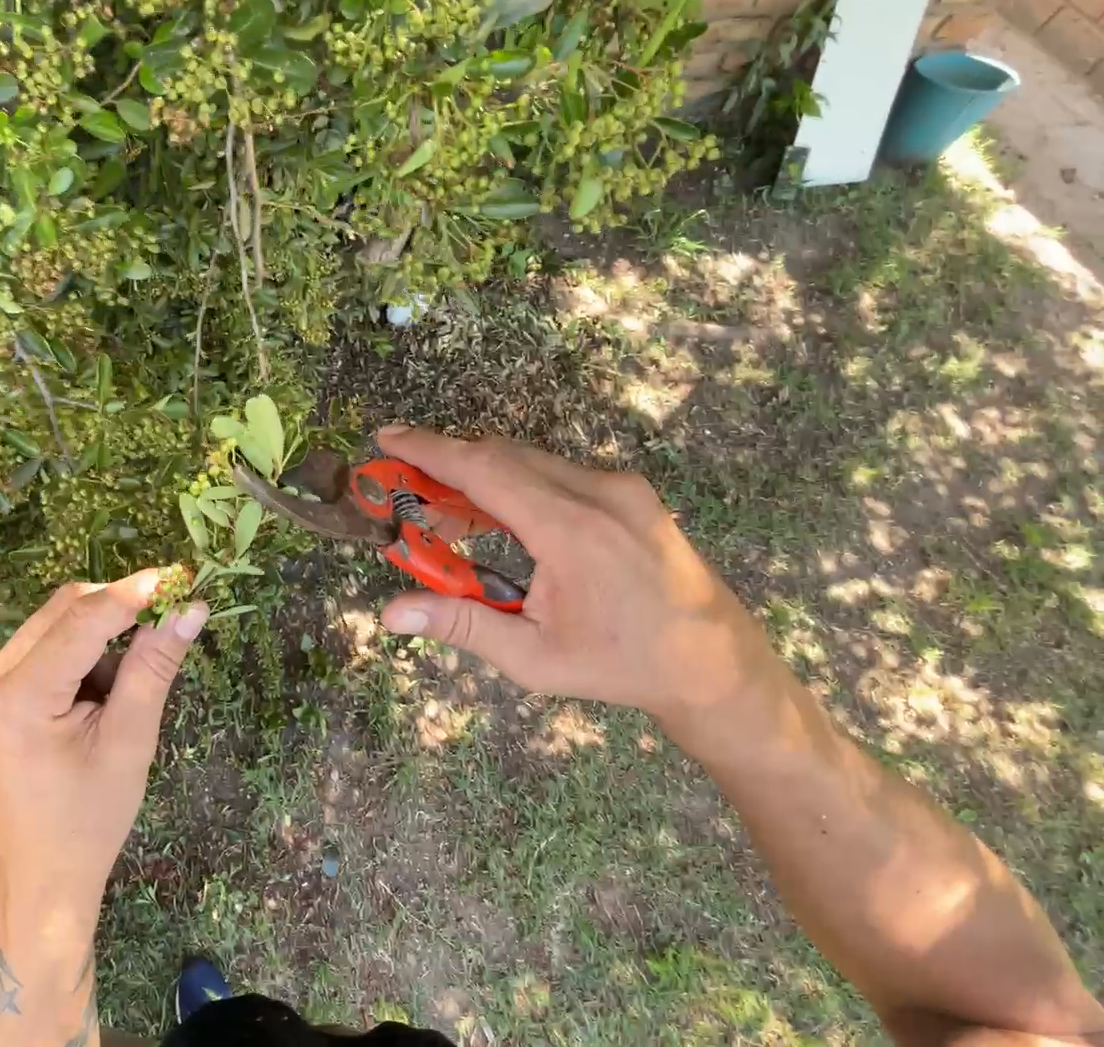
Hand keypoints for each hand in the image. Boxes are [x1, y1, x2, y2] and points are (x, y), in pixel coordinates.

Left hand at [0, 570, 206, 1046]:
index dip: (130, 594)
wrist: (42, 873)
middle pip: (61, 612)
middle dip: (116, 611)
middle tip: (165, 620)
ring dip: (98, 633)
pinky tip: (96, 690)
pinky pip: (40, 645)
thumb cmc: (91, 818)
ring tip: (123, 683)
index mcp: (17, 699)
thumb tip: (191, 607)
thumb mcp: (130, 740)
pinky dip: (78, 651)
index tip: (176, 575)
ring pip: (51, 623)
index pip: (80, 622)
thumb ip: (154, 667)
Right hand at [375, 427, 788, 728]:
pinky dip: (514, 483)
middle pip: (502, 456)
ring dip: (479, 476)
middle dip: (445, 463)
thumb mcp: (532, 656)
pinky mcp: (631, 493)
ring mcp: (621, 488)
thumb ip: (460, 624)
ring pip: (529, 461)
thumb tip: (390, 613)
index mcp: (571, 530)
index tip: (387, 437)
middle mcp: (598, 493)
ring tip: (445, 515)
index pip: (485, 470)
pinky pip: (556, 472)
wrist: (716, 666)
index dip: (430, 450)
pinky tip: (497, 519)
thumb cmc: (619, 665)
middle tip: (402, 485)